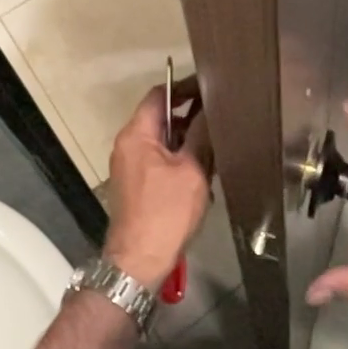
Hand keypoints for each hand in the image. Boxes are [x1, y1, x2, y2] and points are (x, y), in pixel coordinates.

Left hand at [103, 84, 212, 287]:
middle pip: (160, 117)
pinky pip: (158, 159)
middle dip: (190, 117)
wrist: (139, 261)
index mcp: (136, 134)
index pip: (158, 94)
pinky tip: (202, 171)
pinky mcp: (135, 184)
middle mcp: (127, 144)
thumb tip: (209, 108)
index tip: (210, 88)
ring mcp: (129, 165)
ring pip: (162, 140)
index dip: (184, 87)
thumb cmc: (167, 212)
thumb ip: (200, 135)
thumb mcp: (191, 170)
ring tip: (216, 146)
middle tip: (220, 117)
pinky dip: (179, 159)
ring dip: (187, 141)